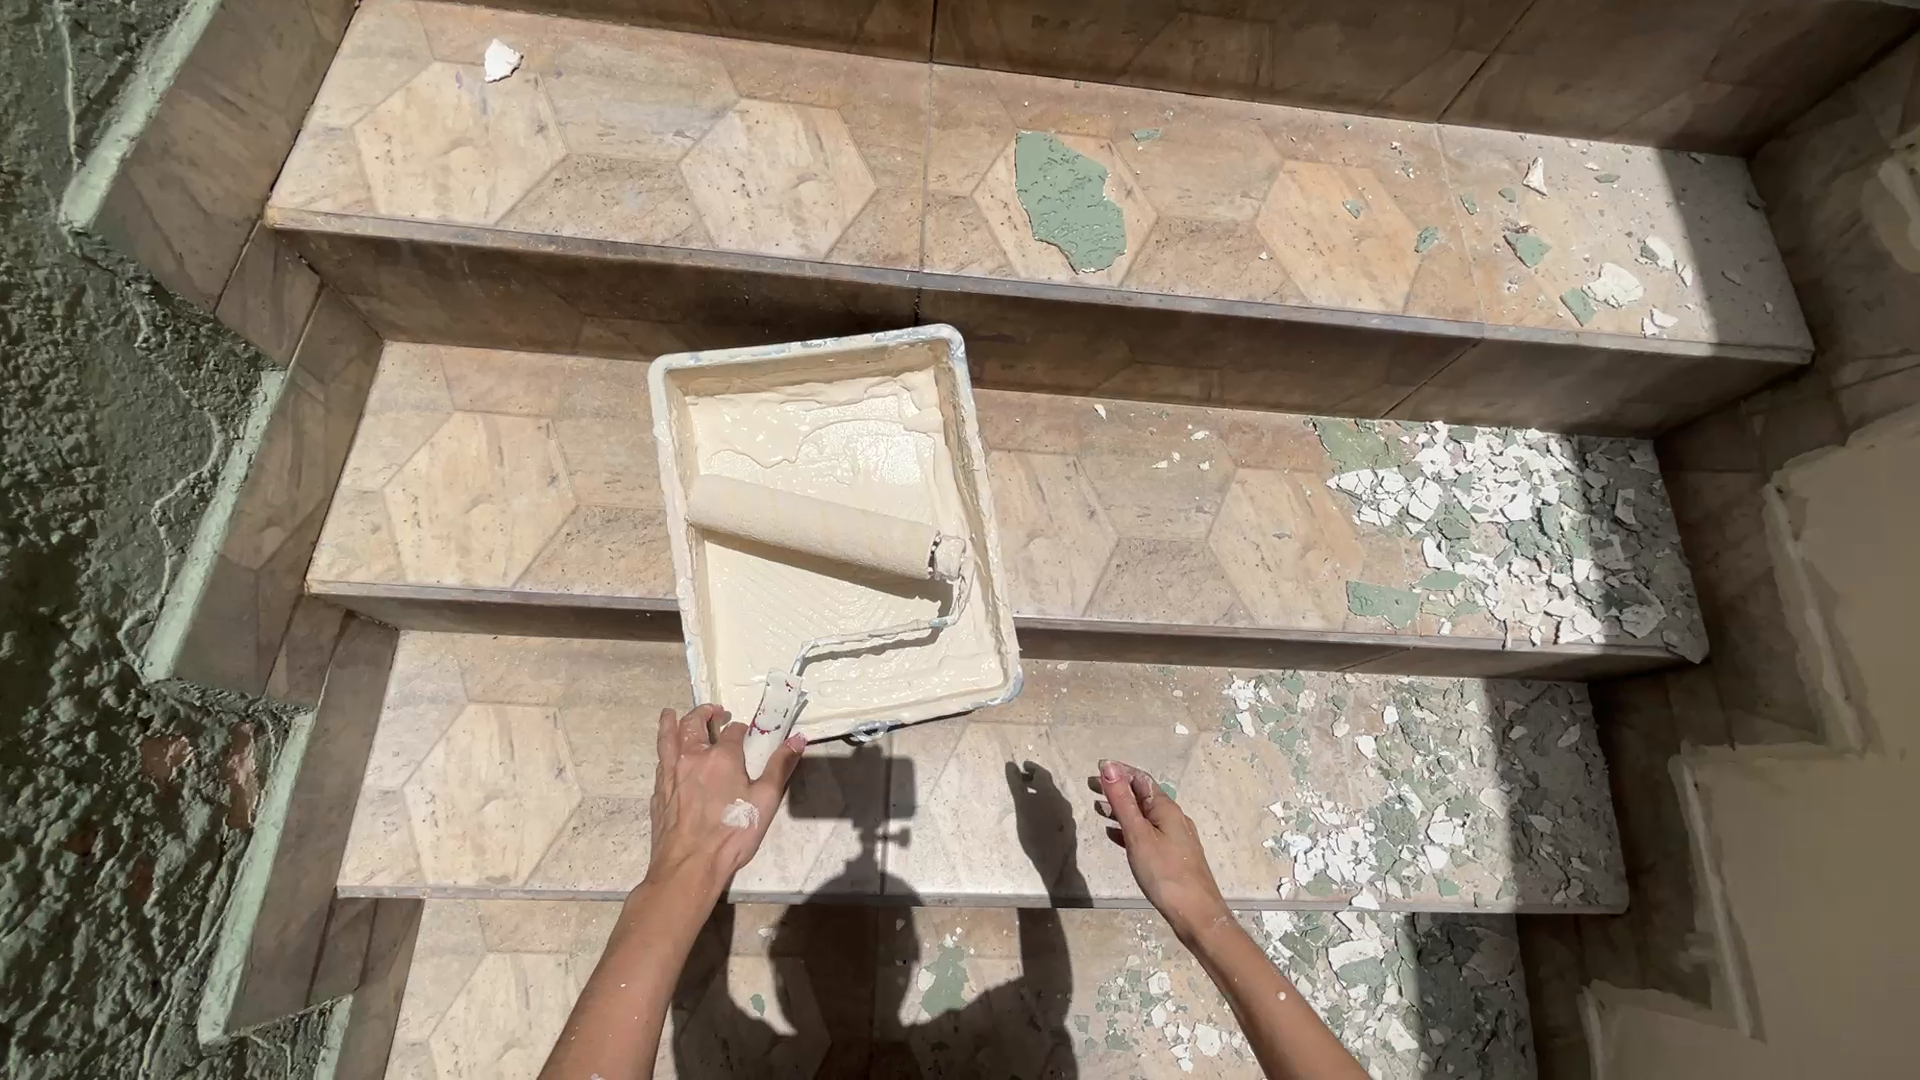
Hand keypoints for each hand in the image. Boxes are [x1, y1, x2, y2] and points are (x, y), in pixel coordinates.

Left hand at [643, 705, 805, 903]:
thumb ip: (780, 766)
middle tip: (714, 712)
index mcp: (722, 757)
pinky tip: (668, 758)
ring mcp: (671, 774)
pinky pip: (660, 762)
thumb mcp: (766, 800)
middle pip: (693, 723)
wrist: (689, 867)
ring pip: (667, 738)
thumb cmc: (732, 833)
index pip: (733, 730)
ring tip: (671, 714)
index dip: (741, 728)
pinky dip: (664, 751)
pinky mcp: (659, 793)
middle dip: (704, 713)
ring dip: (671, 722)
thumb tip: (798, 738)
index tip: (746, 732)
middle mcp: (692, 758)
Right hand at [1093, 759, 1230, 942]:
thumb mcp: (1138, 834)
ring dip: (1121, 809)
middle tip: (1090, 787)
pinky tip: (1114, 836)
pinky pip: (1147, 833)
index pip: (1140, 779)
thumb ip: (1122, 801)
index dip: (1119, 771)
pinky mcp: (1173, 856)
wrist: (1197, 916)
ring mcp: (1175, 837)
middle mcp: (1173, 818)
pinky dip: (1129, 829)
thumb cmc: (1165, 872)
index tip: (1096, 769)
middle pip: (1142, 796)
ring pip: (1143, 815)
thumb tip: (1109, 766)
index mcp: (1166, 808)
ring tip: (1098, 809)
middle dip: (1117, 789)